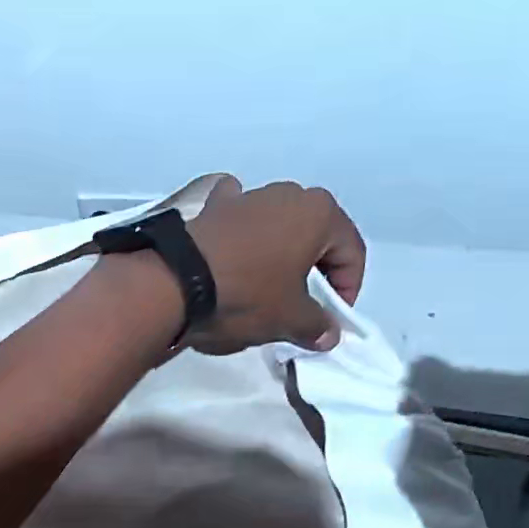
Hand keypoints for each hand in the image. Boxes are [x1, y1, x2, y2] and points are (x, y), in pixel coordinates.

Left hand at [180, 176, 366, 354]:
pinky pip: (245, 223)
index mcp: (318, 212)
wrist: (177, 282)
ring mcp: (250, 195)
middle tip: (308, 307)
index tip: (332, 319)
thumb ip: (318, 326)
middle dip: (319, 273)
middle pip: (319, 237)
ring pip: (282, 229)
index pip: (351, 253)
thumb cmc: (249, 295)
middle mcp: (288, 193)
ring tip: (273, 292)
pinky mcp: (216, 207)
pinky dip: (249, 239)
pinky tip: (242, 257)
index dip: (348, 290)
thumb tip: (327, 334)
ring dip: (286, 258)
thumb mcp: (291, 318)